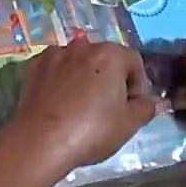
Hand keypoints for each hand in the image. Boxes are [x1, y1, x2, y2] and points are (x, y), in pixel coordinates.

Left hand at [0, 38, 158, 179]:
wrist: (40, 140)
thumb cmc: (91, 130)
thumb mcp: (129, 123)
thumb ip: (146, 106)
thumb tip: (152, 101)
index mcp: (109, 54)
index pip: (133, 61)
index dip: (137, 84)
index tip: (131, 105)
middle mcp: (80, 46)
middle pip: (104, 58)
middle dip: (110, 77)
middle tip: (108, 105)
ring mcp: (53, 54)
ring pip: (77, 61)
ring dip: (83, 75)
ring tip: (80, 103)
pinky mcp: (33, 66)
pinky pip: (54, 67)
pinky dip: (60, 78)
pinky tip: (59, 101)